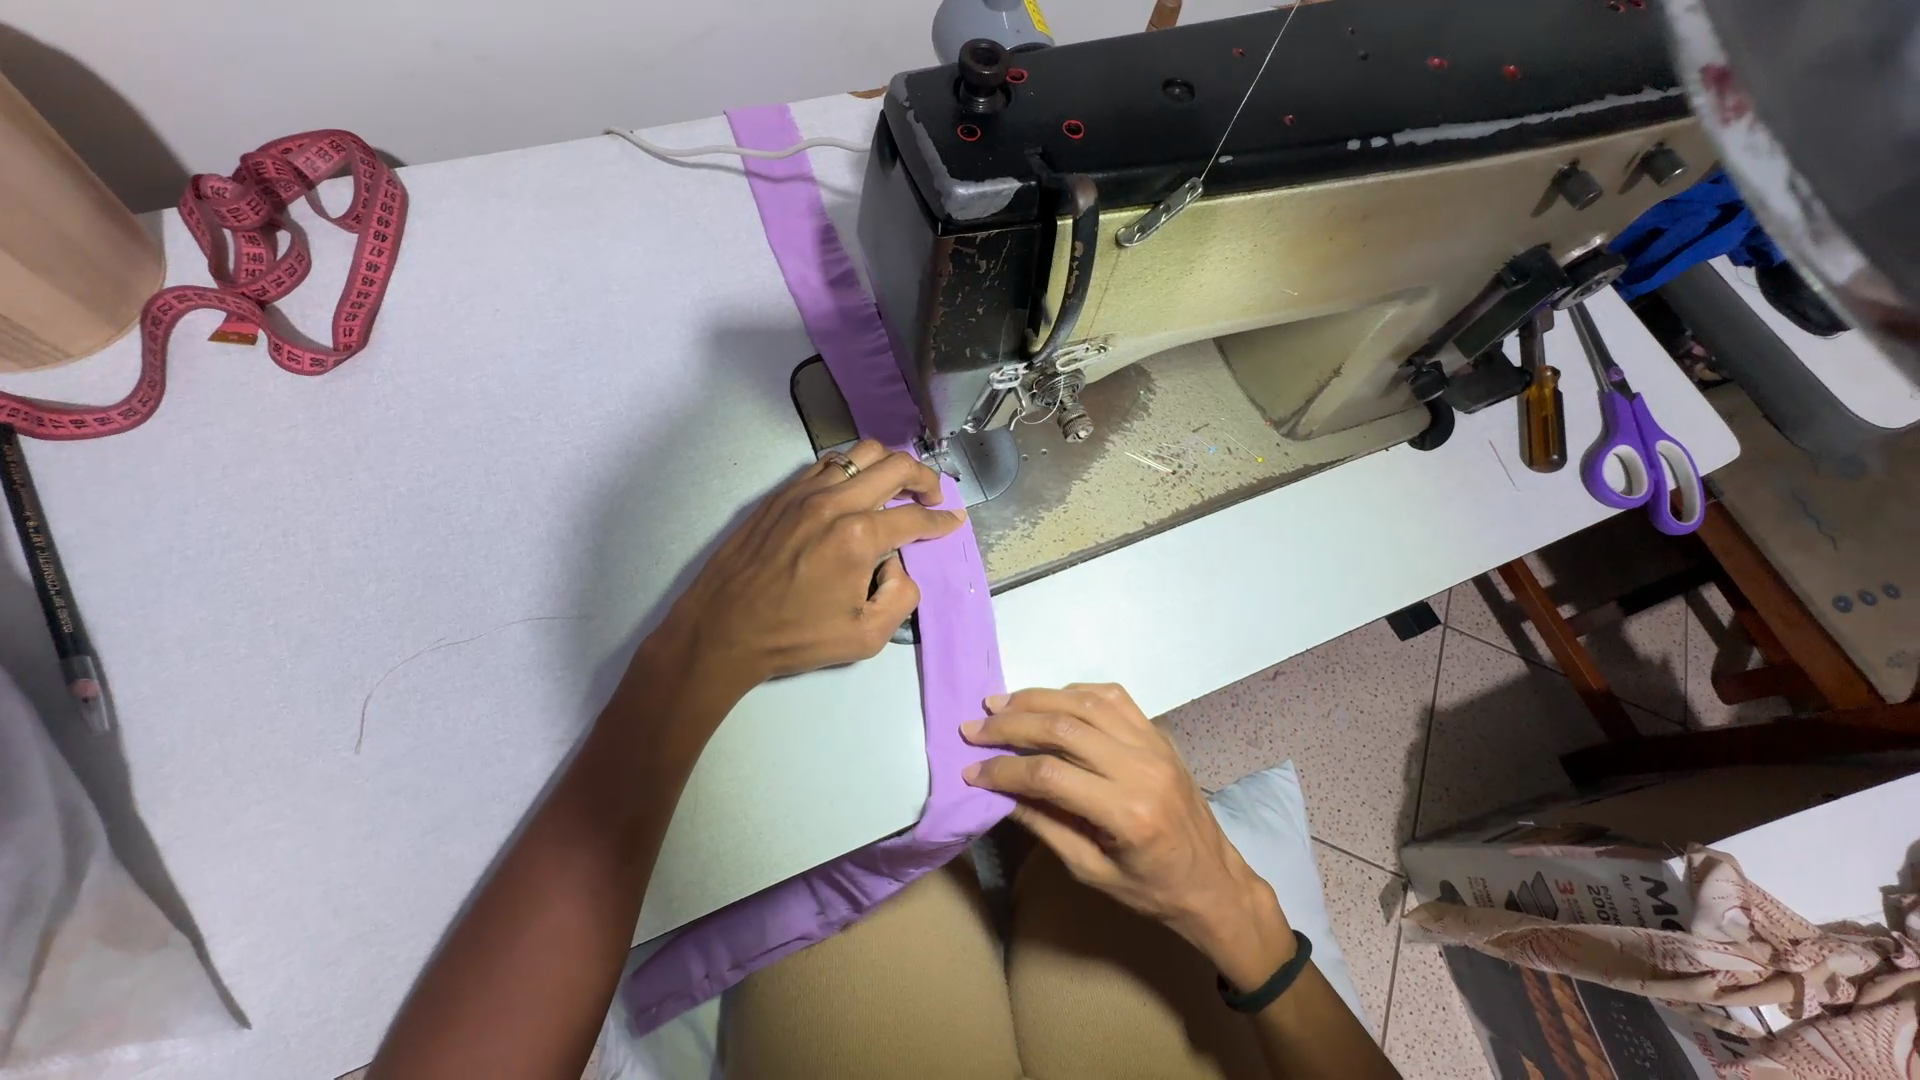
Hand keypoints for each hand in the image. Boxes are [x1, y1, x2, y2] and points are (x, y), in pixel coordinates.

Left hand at [658, 440, 965, 689]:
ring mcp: (804, 492)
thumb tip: (900, 567)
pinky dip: (851, 469)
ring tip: (896, 486)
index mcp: (859, 537)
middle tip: (932, 496)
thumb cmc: (794, 638)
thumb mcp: (865, 638)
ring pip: (861, 453)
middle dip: (925, 478)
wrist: (723, 629)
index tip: (954, 521)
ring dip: (888, 465)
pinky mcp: (781, 494)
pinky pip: (827, 463)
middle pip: (896, 466)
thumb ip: (901, 598)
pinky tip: (853, 491)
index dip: (942, 521)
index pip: (915, 517)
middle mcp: (835, 503)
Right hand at [961, 684, 1296, 989]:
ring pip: (1086, 702)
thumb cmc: (1151, 890)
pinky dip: (1075, 693)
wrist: (1214, 882)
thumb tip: (997, 790)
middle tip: (974, 728)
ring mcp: (1154, 745)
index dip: (1004, 769)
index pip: (1049, 774)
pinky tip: (1049, 700)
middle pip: (1064, 728)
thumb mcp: (1090, 871)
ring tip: (1001, 704)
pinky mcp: (1159, 735)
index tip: (971, 769)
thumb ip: (1044, 824)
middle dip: (1011, 725)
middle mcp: (1142, 768)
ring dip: (1038, 699)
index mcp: (1127, 813)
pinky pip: (1114, 698)